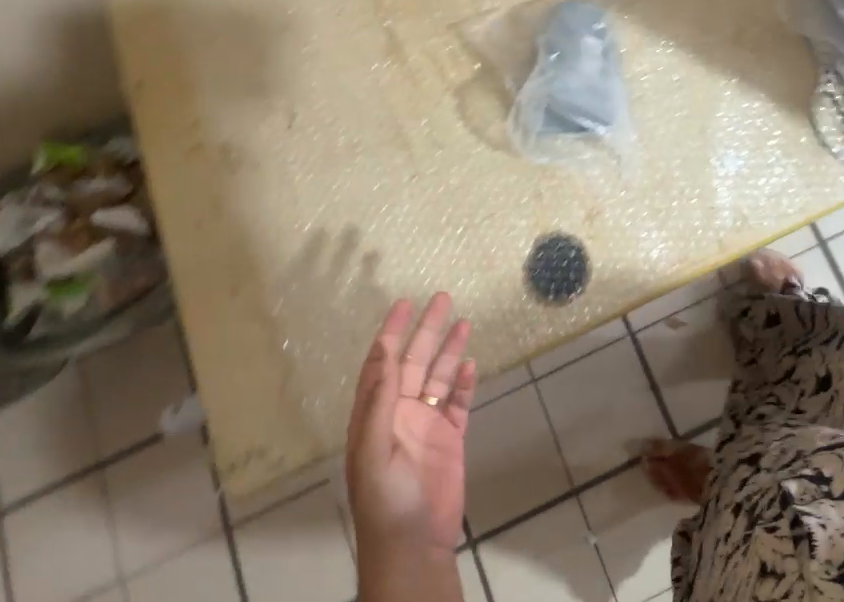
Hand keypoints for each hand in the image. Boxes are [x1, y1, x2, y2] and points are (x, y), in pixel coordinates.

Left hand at [347, 293, 475, 560]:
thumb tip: (384, 355)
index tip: (404, 304)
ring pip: (438, 377)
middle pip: (414, 361)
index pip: (382, 363)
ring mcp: (426, 425)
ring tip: (464, 320)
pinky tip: (471, 364)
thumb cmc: (385, 500)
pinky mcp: (450, 439)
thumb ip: (379, 402)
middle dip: (426, 330)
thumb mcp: (372, 452)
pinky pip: (457, 403)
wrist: (414, 545)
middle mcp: (399, 412)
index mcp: (375, 414)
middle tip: (442, 298)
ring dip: (449, 350)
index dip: (391, 332)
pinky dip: (464, 383)